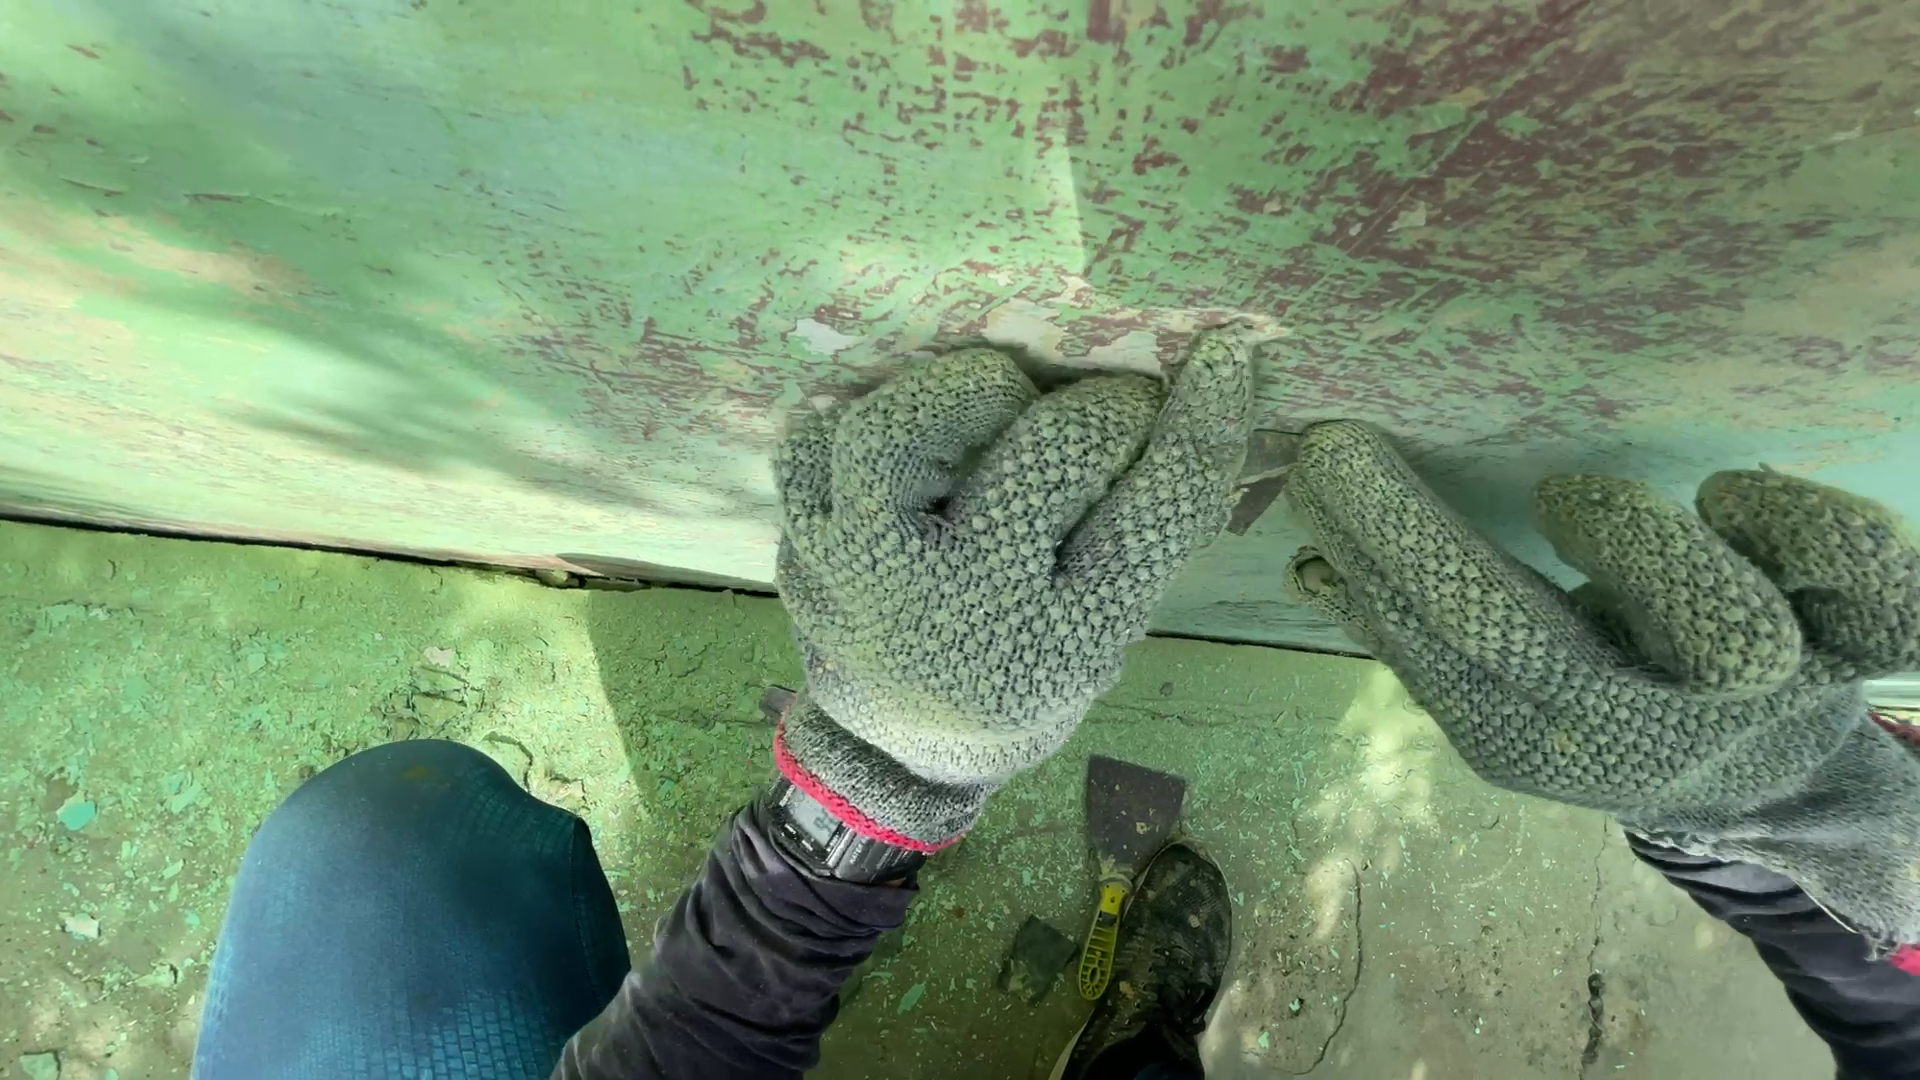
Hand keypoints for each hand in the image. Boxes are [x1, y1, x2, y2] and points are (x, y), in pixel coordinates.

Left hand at [770, 326, 1261, 852]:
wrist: (899, 749)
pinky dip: (861, 417)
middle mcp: (959, 612)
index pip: (1152, 515)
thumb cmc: (1017, 686)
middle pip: (1045, 462)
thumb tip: (1190, 414)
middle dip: (1103, 409)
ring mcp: (864, 578)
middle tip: (1112, 403)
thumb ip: (1140, 540)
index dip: (1200, 422)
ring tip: (1002, 401)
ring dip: (968, 390)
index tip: (1223, 361)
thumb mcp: (1099, 639)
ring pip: (897, 431)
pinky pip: (812, 444)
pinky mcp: (802, 552)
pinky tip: (909, 437)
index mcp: (1057, 647)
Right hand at [1285, 420, 1919, 946]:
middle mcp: (1628, 727)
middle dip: (1406, 531)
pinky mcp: (1856, 648)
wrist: (1753, 788)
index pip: (1418, 639)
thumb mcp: (1485, 697)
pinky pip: (1878, 592)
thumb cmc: (1590, 721)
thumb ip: (1401, 628)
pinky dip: (1804, 528)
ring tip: (1567, 499)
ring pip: (1723, 628)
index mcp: (1523, 735)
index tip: (1311, 473)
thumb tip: (1306, 569)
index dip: (1358, 553)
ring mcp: (1750, 693)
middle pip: (1508, 631)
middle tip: (1343, 451)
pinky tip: (1726, 494)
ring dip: (1629, 542)